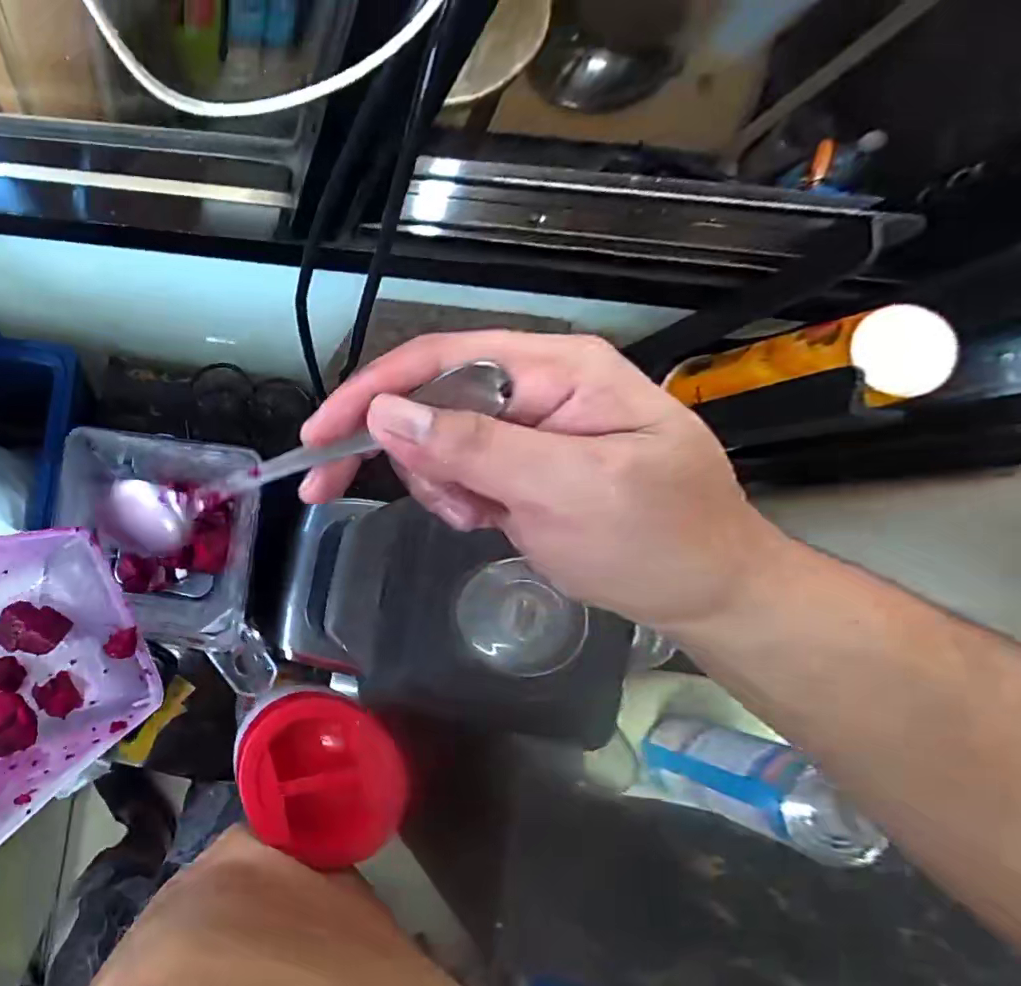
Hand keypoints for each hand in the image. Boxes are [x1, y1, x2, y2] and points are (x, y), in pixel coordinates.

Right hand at [298, 330, 785, 630]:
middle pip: (422, 398)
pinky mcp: (510, 460)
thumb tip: (387, 414)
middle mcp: (531, 385)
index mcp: (554, 369)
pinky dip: (448, 498)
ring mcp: (519, 425)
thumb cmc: (656, 537)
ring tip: (475, 518)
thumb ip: (474, 446)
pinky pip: (447, 469)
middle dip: (391, 448)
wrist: (703, 589)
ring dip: (431, 483)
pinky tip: (483, 520)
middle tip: (328, 488)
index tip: (317, 436)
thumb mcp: (567, 489)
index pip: (439, 361)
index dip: (369, 393)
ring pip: (428, 440)